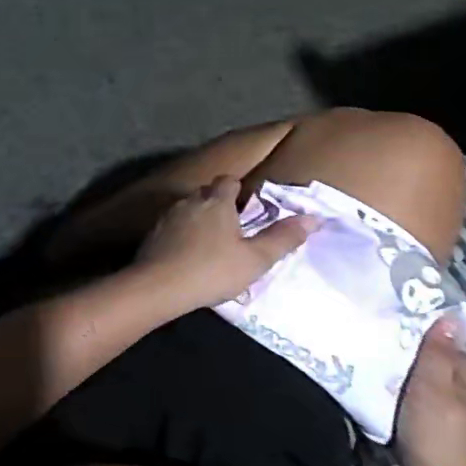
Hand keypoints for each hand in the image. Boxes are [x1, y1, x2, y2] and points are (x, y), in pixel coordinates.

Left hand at [134, 176, 315, 310]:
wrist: (158, 285)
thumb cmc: (212, 270)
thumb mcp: (255, 259)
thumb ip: (283, 238)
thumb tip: (313, 218)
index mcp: (216, 201)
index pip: (228, 180)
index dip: (238, 189)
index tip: (248, 205)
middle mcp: (190, 201)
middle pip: (206, 192)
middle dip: (219, 202)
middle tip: (233, 226)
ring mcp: (167, 215)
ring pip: (188, 208)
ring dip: (199, 218)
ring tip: (211, 241)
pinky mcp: (152, 232)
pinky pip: (172, 225)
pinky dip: (182, 233)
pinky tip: (187, 253)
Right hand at [395, 319, 465, 465]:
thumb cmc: (434, 439)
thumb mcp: (432, 389)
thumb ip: (438, 354)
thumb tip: (452, 316)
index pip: (457, 351)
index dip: (437, 333)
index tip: (404, 314)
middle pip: (443, 373)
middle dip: (419, 356)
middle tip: (381, 334)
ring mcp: (450, 431)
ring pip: (428, 394)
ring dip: (409, 381)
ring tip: (374, 363)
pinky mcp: (431, 449)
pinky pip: (415, 415)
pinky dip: (401, 404)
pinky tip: (381, 401)